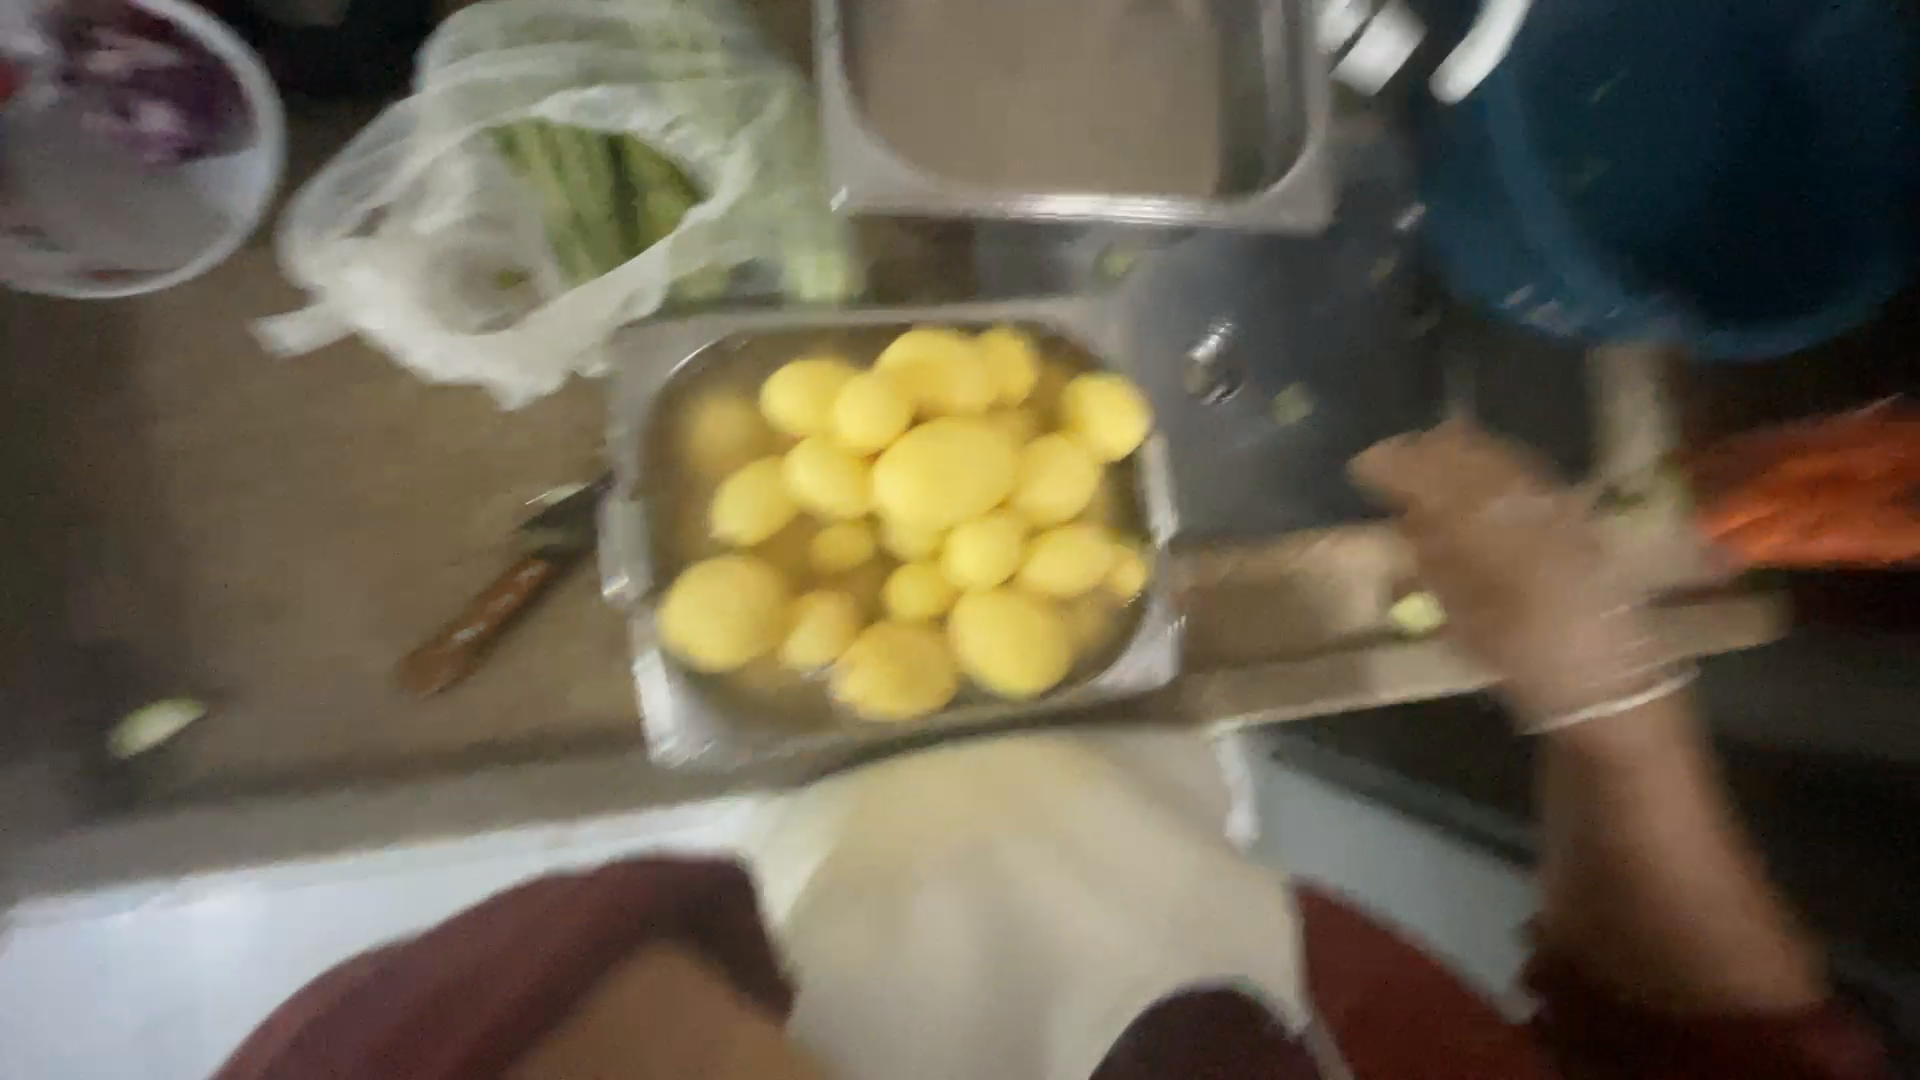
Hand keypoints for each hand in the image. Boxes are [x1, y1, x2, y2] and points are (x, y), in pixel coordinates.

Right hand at [1350, 421, 1674, 730]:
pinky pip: (1533, 476)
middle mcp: (1533, 520)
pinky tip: (1482, 456)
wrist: (1606, 685)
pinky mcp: (1579, 522)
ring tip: (1428, 440)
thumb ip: (1436, 563)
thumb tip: (1405, 517)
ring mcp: (1562, 517)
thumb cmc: (1522, 659)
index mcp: (1500, 545)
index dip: (1401, 471)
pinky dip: (1500, 459)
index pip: (1441, 490)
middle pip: (1474, 469)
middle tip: (1388, 448)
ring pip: (1505, 465)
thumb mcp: (1465, 618)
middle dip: (1427, 453)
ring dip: (1462, 449)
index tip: (1364, 463)